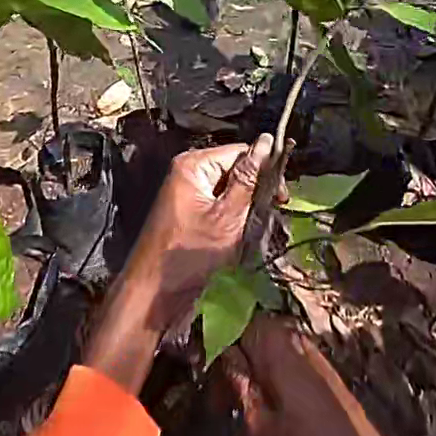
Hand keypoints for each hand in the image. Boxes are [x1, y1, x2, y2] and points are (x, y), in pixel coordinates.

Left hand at [83, 136, 276, 392]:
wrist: (154, 294)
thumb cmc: (188, 255)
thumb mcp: (227, 216)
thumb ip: (249, 179)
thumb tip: (267, 141)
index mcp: (193, 165)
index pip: (241, 151)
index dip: (266, 170)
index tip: (282, 197)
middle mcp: (188, 172)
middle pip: (235, 169)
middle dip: (256, 190)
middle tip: (273, 213)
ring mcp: (188, 192)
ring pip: (230, 189)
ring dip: (246, 206)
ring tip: (256, 227)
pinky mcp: (189, 211)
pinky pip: (219, 204)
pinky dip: (233, 217)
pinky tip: (241, 233)